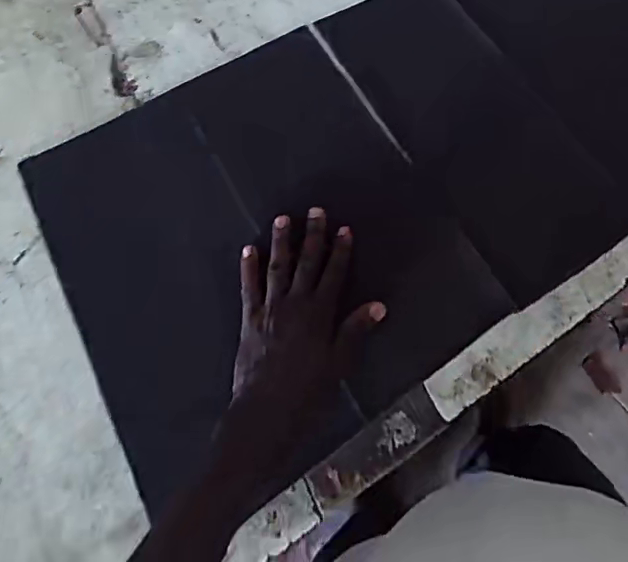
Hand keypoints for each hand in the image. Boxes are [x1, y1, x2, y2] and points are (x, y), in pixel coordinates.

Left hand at [128, 209, 383, 561]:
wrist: (264, 415)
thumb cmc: (307, 394)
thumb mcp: (339, 365)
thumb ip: (356, 331)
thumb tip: (378, 305)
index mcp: (319, 314)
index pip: (334, 274)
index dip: (340, 250)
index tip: (344, 228)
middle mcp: (295, 304)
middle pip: (306, 263)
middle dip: (313, 235)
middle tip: (315, 211)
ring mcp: (270, 309)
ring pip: (278, 267)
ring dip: (281, 242)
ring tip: (283, 218)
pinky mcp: (250, 319)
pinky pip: (249, 287)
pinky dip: (249, 267)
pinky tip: (249, 249)